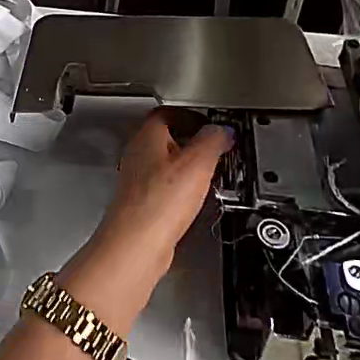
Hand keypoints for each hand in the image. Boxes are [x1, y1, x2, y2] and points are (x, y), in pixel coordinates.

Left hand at [59, 109, 231, 327]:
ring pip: (165, 165)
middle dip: (191, 142)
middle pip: (165, 139)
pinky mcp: (142, 206)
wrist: (137, 246)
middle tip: (212, 148)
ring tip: (207, 174)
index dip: (190, 115)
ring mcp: (138, 183)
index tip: (210, 124)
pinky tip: (193, 201)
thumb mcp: (198, 162)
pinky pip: (164, 190)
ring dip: (186, 167)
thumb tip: (222, 130)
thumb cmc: (157, 204)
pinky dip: (180, 190)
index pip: (167, 113)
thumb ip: (213, 140)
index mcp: (147, 138)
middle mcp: (138, 158)